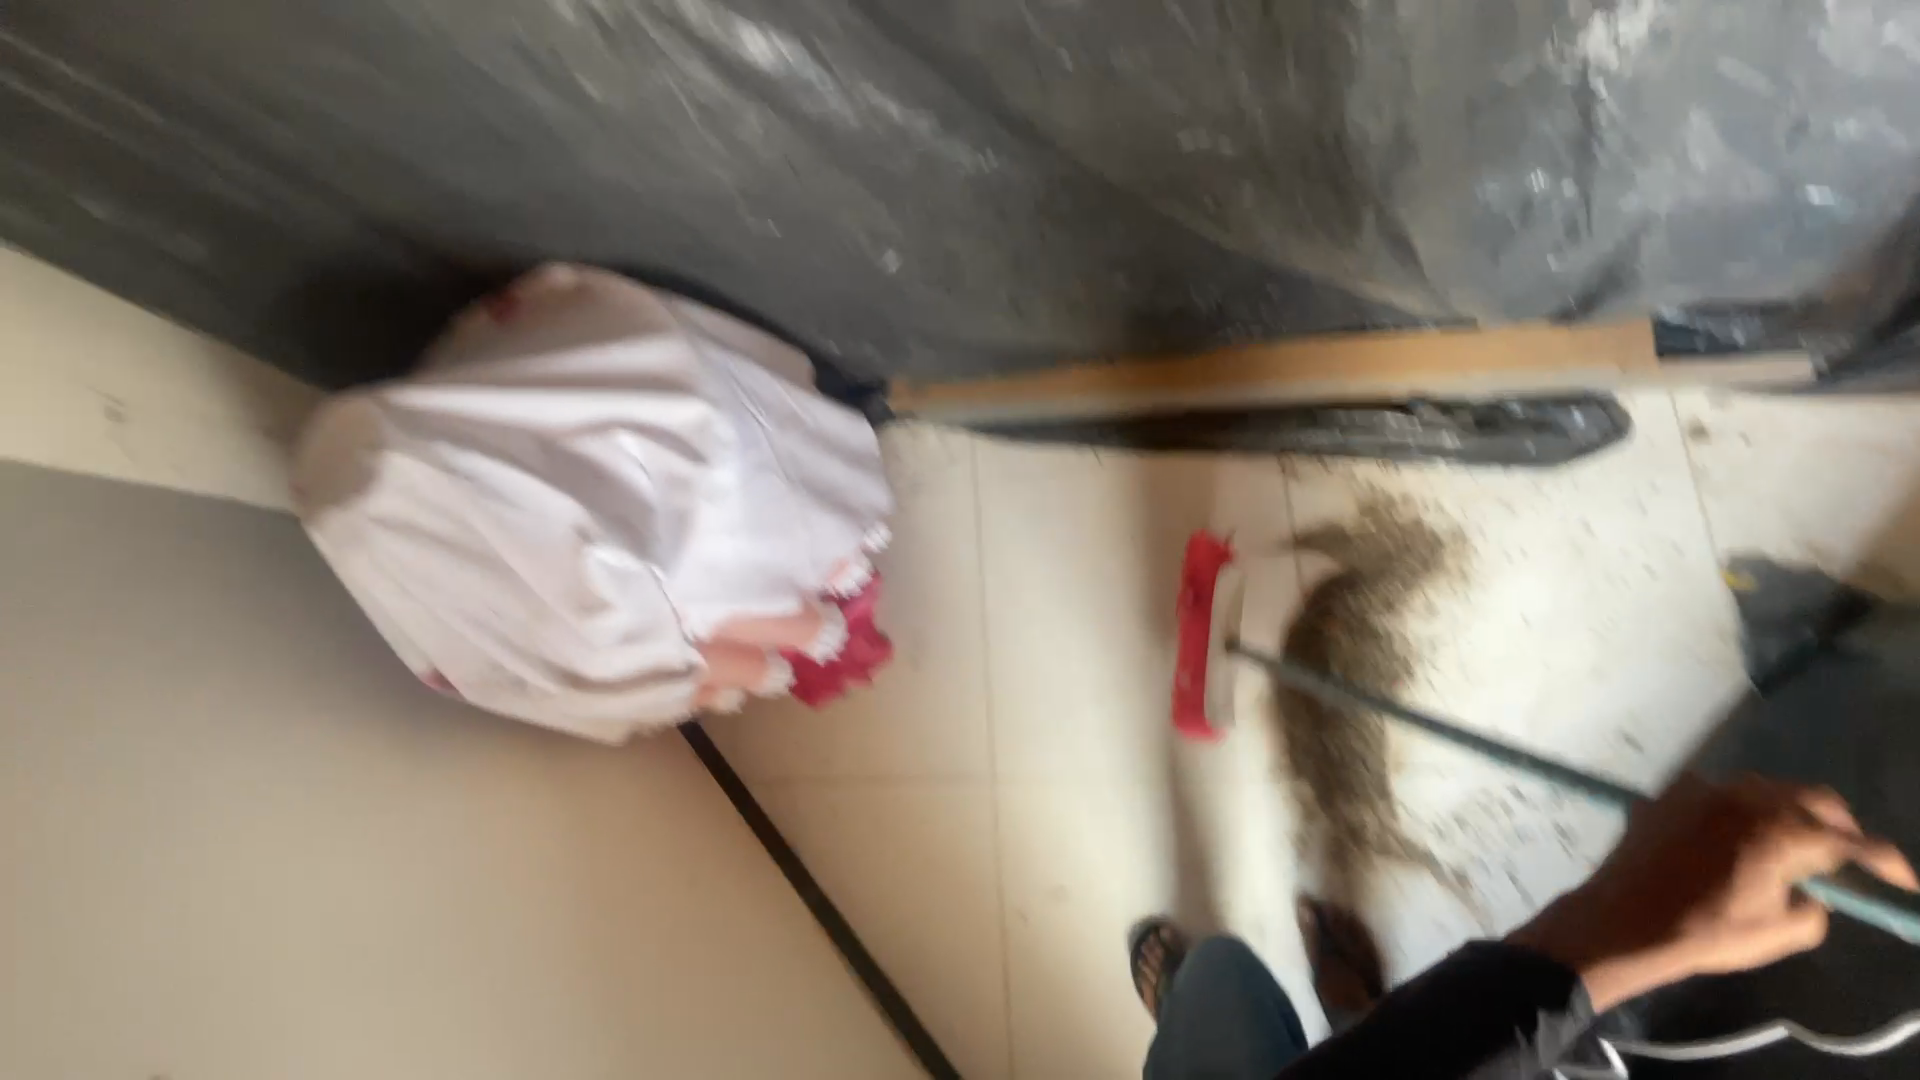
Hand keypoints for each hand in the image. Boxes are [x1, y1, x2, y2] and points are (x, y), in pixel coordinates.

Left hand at [1507, 772, 1917, 1010]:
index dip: (1886, 862)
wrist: (1624, 915)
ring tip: (1793, 841)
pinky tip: (1736, 833)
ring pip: (1758, 788)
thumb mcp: (1786, 930)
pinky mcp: (1661, 796)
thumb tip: (1811, 887)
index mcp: (1779, 831)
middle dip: (1837, 823)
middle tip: (1848, 853)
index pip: (1852, 842)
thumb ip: (1816, 903)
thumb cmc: (1707, 928)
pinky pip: (1711, 793)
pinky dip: (1735, 807)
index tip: (1901, 881)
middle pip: (1807, 798)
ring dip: (1784, 808)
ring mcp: (1694, 792)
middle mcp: (1738, 799)